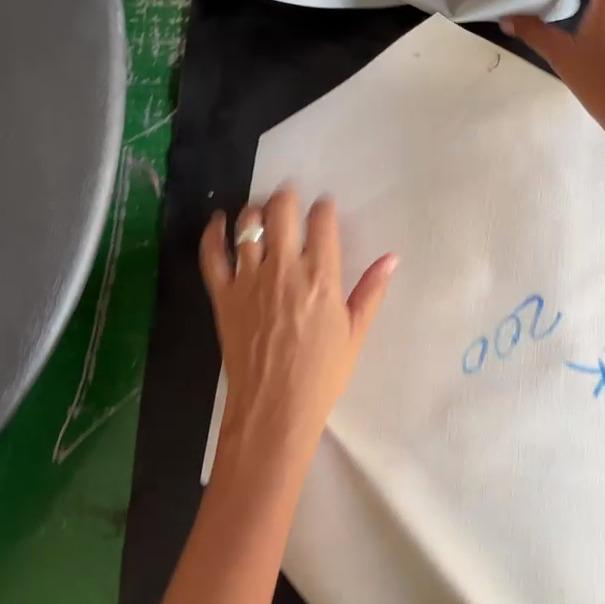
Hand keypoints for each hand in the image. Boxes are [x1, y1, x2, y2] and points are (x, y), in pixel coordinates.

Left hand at [200, 188, 396, 466]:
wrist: (275, 407)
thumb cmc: (322, 374)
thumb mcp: (355, 333)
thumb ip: (371, 291)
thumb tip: (392, 258)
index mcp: (321, 276)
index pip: (321, 221)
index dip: (323, 207)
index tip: (323, 207)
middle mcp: (284, 268)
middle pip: (282, 211)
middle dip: (287, 197)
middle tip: (290, 196)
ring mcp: (249, 279)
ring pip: (248, 225)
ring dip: (256, 210)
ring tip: (261, 210)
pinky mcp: (223, 294)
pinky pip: (213, 254)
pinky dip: (214, 232)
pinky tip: (219, 221)